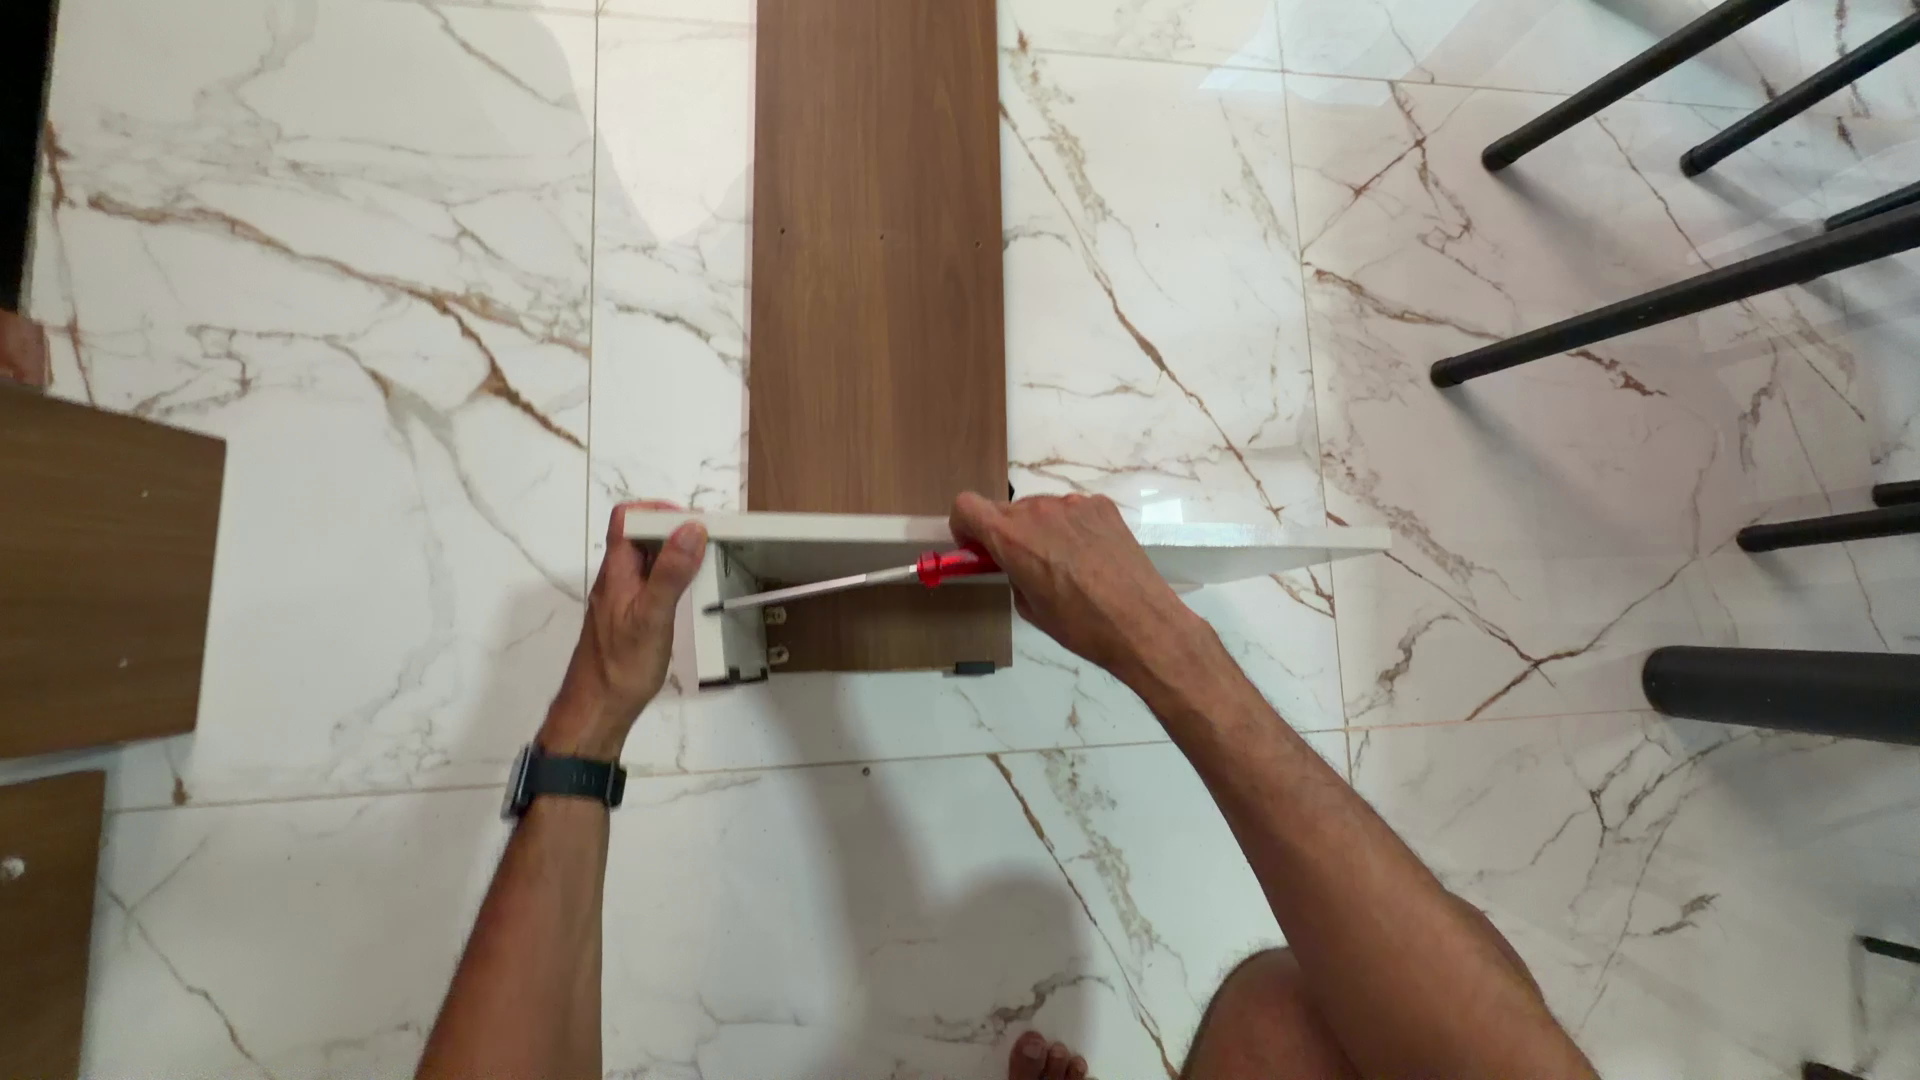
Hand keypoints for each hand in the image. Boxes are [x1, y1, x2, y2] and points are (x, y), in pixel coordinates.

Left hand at [542, 501, 707, 759]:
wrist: (598, 709)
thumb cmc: (622, 665)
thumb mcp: (652, 616)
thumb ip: (671, 572)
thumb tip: (691, 529)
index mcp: (617, 571)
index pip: (628, 519)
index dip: (659, 511)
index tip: (694, 523)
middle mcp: (617, 578)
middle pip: (640, 535)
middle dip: (674, 529)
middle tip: (710, 540)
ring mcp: (623, 597)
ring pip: (648, 558)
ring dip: (676, 552)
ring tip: (707, 559)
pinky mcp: (631, 614)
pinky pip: (652, 580)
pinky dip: (673, 575)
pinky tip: (691, 589)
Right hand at [949, 491, 1210, 685]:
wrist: (1142, 623)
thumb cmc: (1081, 625)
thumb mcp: (1029, 608)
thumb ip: (1012, 574)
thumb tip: (1016, 564)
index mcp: (1011, 537)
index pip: (965, 506)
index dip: (965, 526)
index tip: (976, 547)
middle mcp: (1039, 510)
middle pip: (1005, 510)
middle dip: (1006, 533)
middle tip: (1024, 565)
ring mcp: (1073, 504)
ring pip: (1040, 510)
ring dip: (1040, 530)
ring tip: (1065, 565)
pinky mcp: (1102, 506)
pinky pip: (1072, 511)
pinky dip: (1071, 527)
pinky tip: (1090, 556)